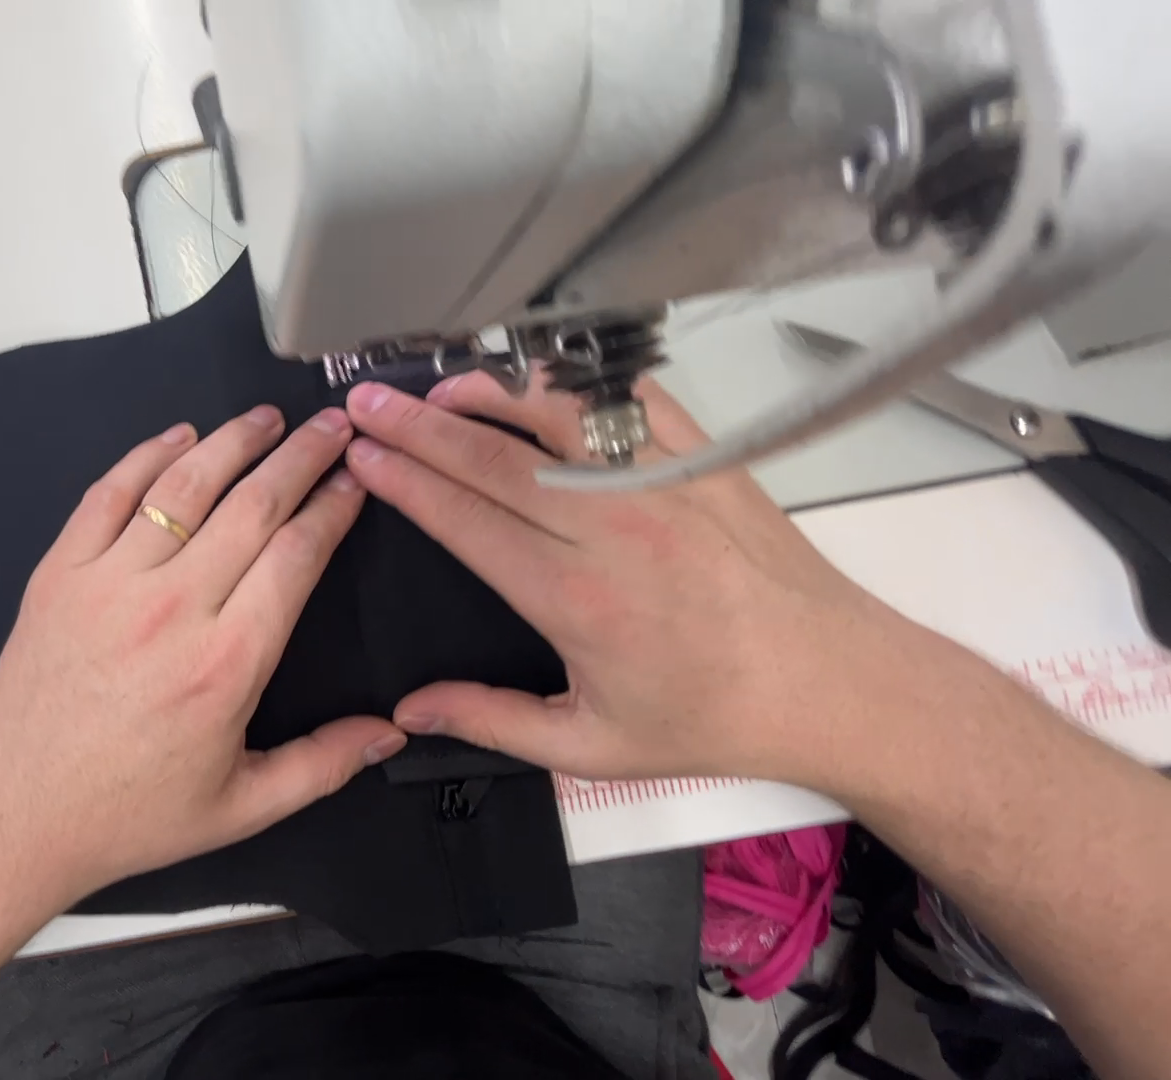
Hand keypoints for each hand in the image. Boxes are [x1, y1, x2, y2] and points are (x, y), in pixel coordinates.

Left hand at [0, 406, 405, 903]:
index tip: (354, 476)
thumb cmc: (132, 811)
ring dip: (232, 442)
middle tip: (330, 425)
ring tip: (265, 418)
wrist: (18, 810)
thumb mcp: (242, 807)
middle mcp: (173, 607)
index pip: (297, 554)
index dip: (333, 506)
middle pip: (252, 505)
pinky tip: (179, 437)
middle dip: (301, 456)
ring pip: (184, 487)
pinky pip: (108, 495)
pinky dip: (146, 457)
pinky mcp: (60, 573)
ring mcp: (109, 582)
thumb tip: (392, 731)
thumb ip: (323, 764)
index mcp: (228, 661)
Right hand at [340, 375, 959, 791]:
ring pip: (553, 414)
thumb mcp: (591, 747)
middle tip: (367, 403)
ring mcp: (661, 484)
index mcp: (575, 599)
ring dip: (485, 392)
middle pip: (491, 459)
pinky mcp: (701, 460)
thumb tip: (410, 710)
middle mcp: (613, 529)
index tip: (363, 455)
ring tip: (436, 388)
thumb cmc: (708, 719)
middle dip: (415, 427)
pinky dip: (569, 383)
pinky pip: (624, 400)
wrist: (837, 686)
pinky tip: (530, 380)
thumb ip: (491, 720)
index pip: (464, 520)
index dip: (403, 482)